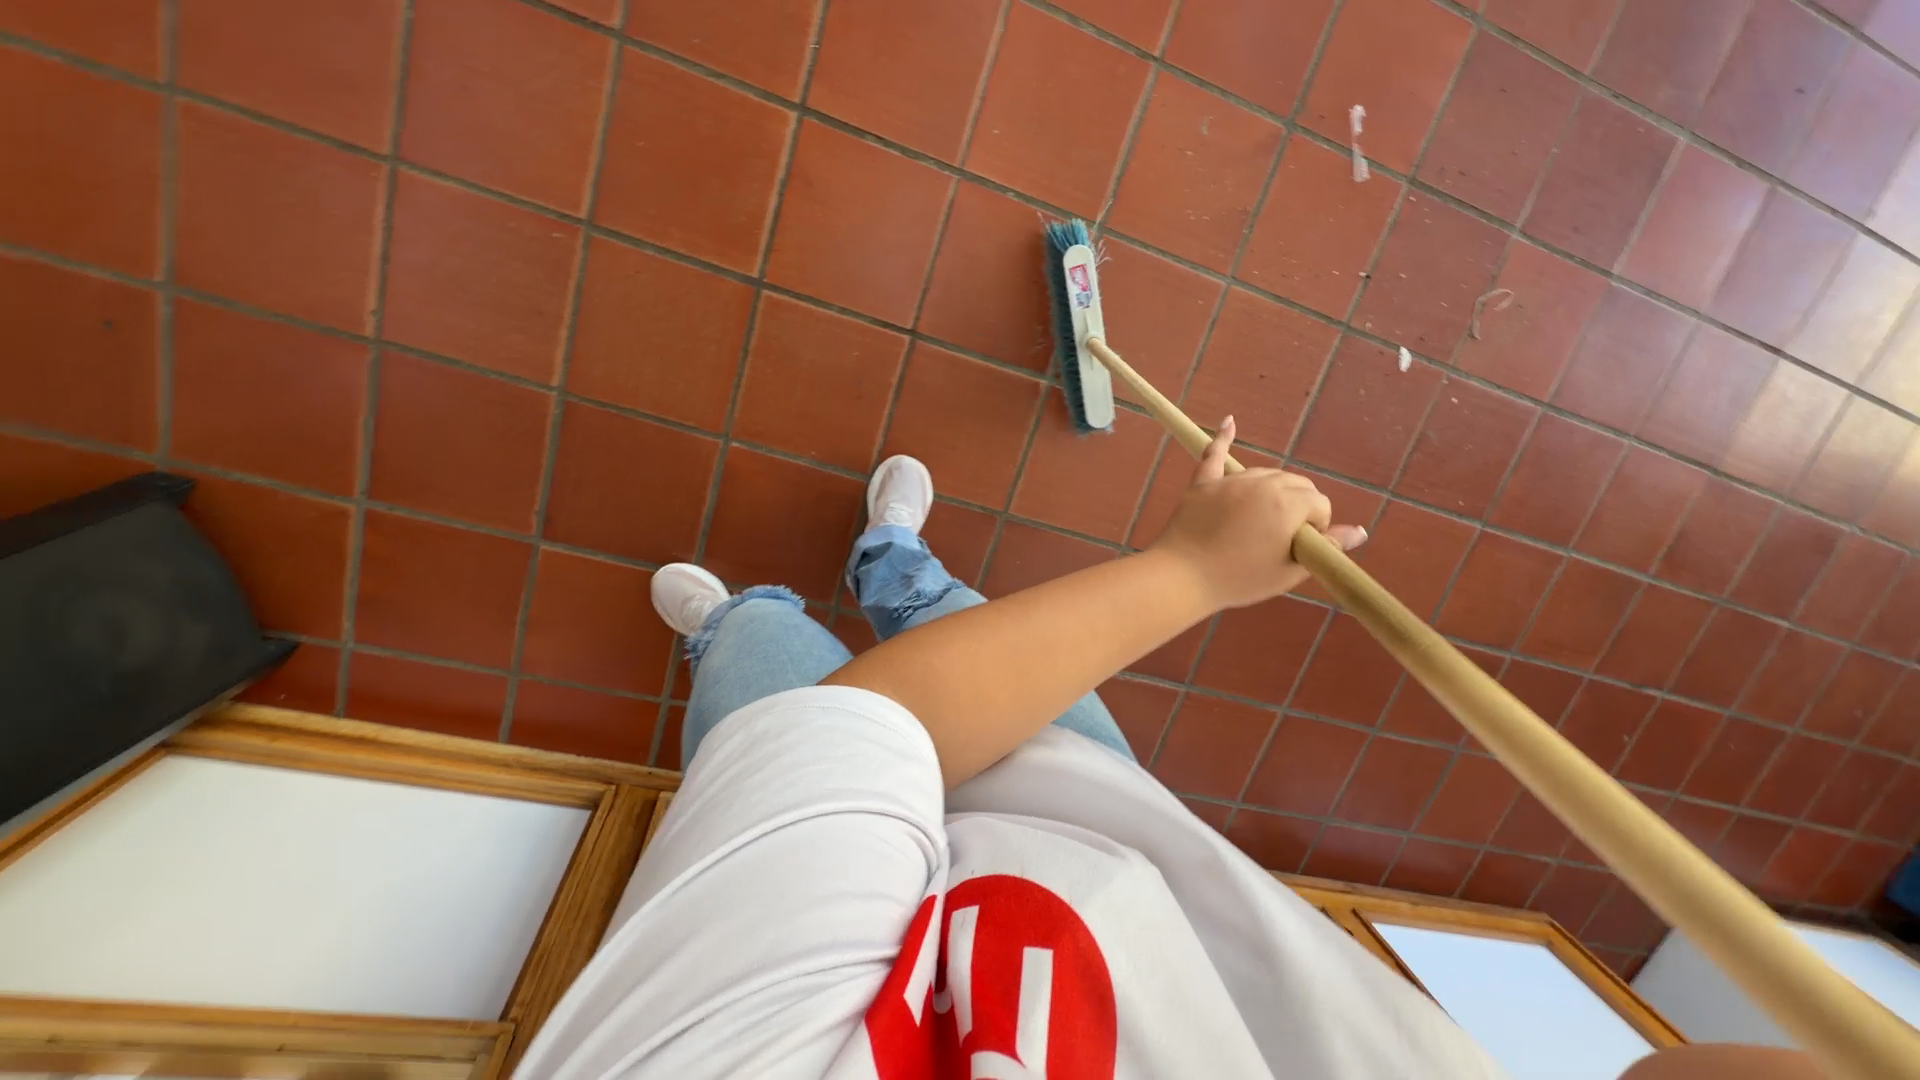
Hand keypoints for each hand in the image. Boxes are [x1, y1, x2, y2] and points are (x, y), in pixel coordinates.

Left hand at [1150, 416, 1367, 608]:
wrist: (1182, 577)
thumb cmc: (1239, 579)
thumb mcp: (1288, 570)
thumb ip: (1325, 546)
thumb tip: (1360, 531)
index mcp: (1288, 502)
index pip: (1319, 504)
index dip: (1315, 528)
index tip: (1296, 549)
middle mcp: (1262, 483)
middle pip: (1295, 485)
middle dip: (1298, 507)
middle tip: (1280, 539)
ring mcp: (1230, 481)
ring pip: (1264, 475)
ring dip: (1271, 492)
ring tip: (1262, 521)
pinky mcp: (1203, 484)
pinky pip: (1214, 455)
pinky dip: (1222, 439)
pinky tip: (1229, 422)